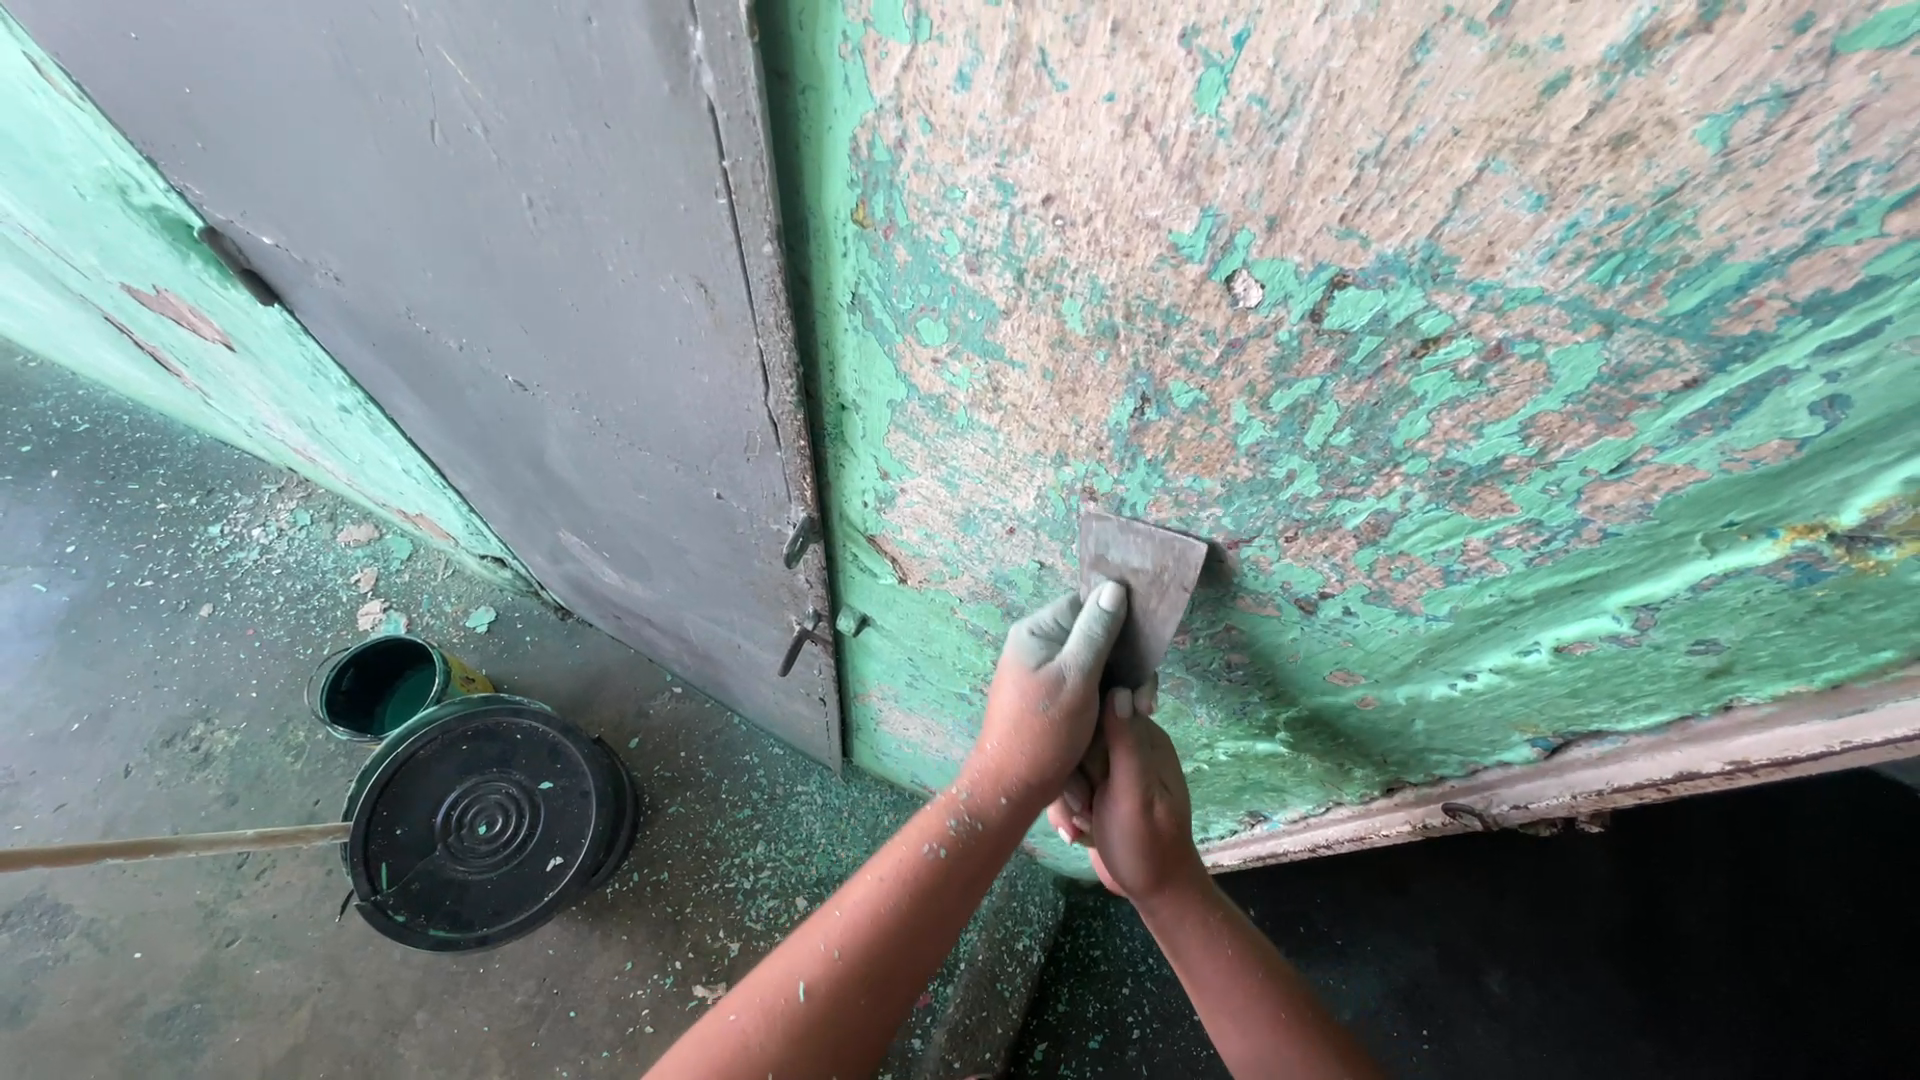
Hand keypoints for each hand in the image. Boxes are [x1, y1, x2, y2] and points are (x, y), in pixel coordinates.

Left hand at [968, 580, 1127, 802]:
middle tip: (1144, 700)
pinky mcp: (1055, 695)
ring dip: (1122, 684)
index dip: (1120, 622)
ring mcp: (1046, 670)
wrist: (1012, 788)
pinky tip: (1127, 716)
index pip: (1087, 605)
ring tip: (1140, 712)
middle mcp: (1040, 644)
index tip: (1145, 652)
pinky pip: (1090, 683)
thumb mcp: (1076, 677)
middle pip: (1097, 635)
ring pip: (1099, 662)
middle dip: (1126, 662)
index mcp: (1037, 631)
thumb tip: (1115, 586)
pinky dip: (1109, 697)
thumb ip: (1096, 632)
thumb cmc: (1042, 732)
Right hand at [1076, 692, 1207, 904]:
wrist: (1154, 892)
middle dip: (1071, 776)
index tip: (1081, 770)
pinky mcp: (1097, 790)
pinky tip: (1077, 832)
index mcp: (1145, 739)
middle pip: (1076, 739)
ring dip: (1068, 798)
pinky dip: (1068, 810)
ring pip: (1067, 765)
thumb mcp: (1135, 793)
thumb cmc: (1148, 844)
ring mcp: (1111, 770)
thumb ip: (1125, 742)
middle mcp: (1127, 747)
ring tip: (1083, 824)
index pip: (1098, 710)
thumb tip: (1117, 689)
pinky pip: (1068, 786)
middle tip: (1084, 806)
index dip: (1081, 738)